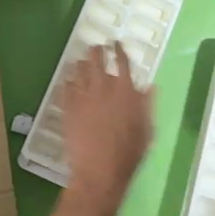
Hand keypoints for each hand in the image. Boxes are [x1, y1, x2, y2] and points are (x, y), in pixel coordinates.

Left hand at [59, 44, 155, 207]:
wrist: (100, 171)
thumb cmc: (129, 153)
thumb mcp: (147, 129)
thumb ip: (147, 105)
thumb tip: (150, 86)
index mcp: (125, 91)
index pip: (122, 62)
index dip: (119, 49)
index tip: (116, 43)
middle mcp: (103, 88)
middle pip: (97, 60)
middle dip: (97, 51)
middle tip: (96, 48)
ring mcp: (83, 97)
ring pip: (79, 71)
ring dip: (80, 64)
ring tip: (80, 61)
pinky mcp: (67, 108)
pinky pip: (65, 88)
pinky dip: (67, 82)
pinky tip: (67, 82)